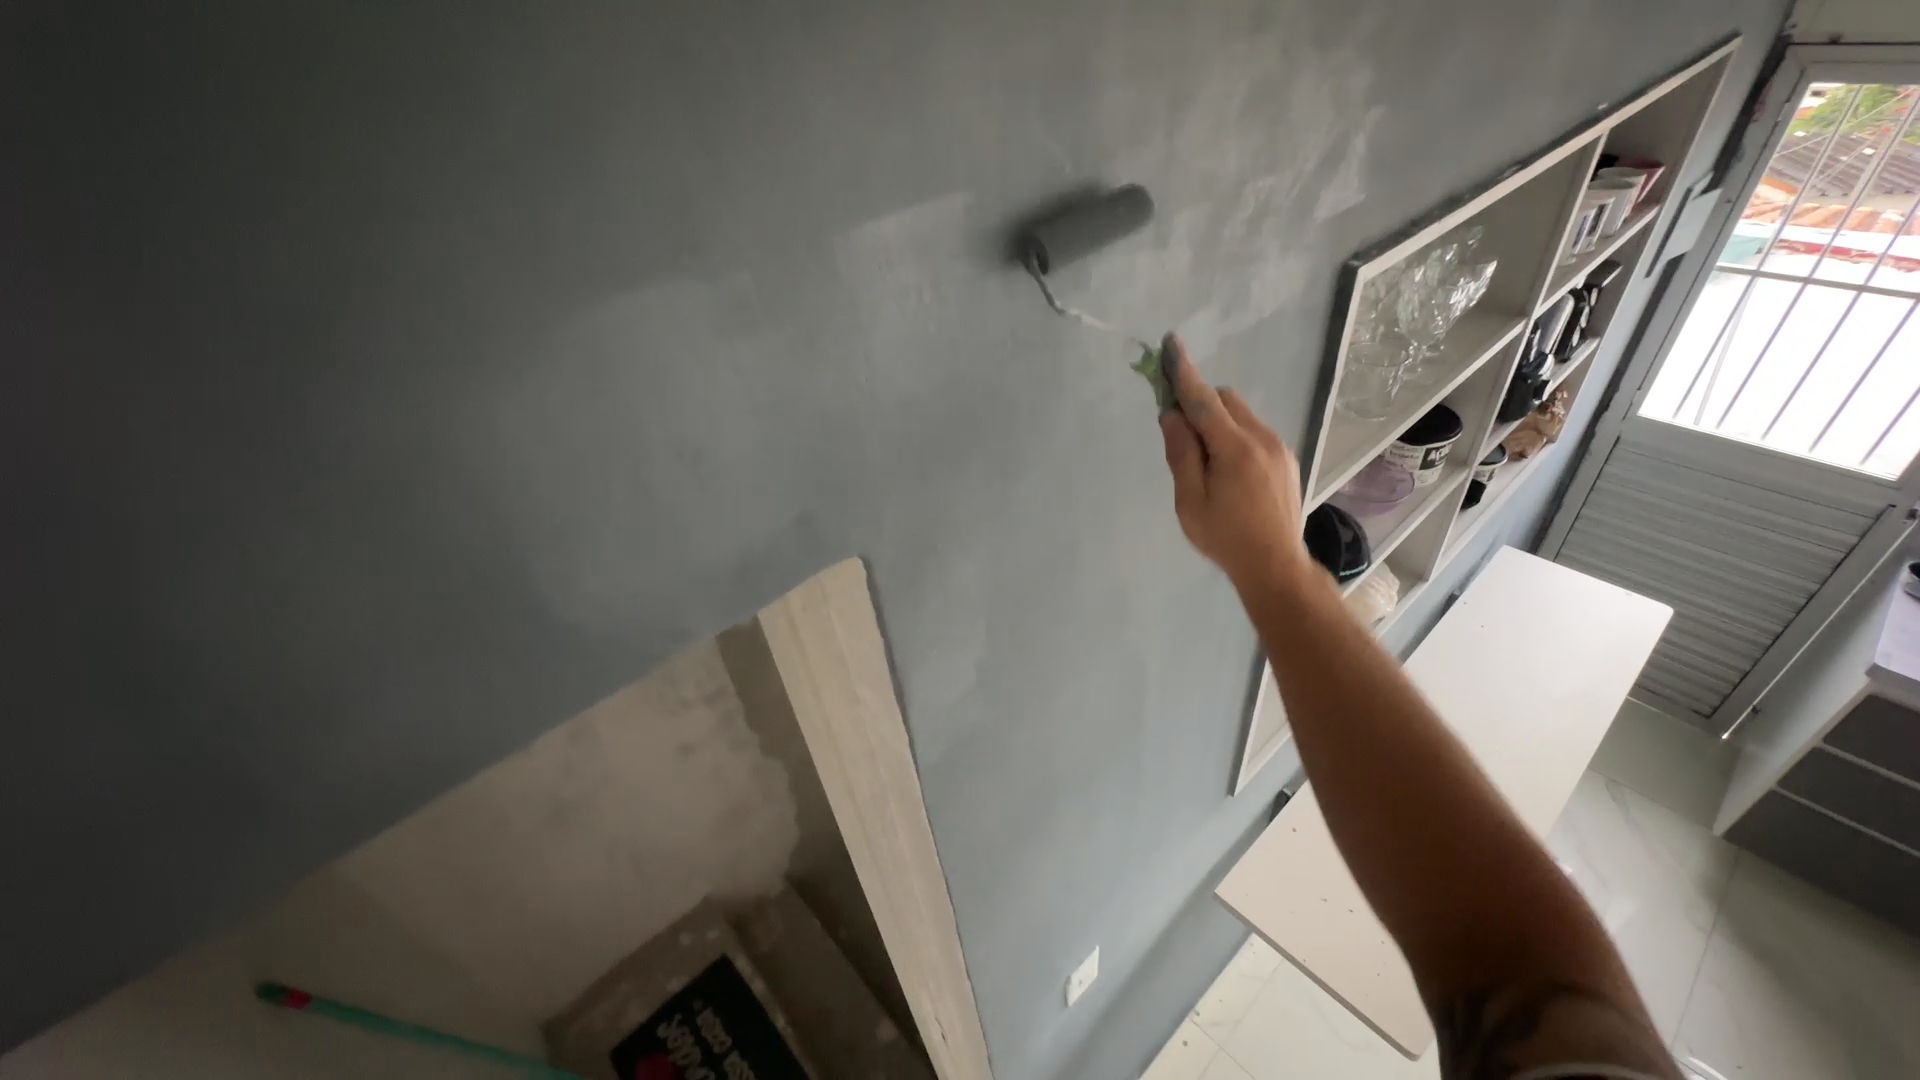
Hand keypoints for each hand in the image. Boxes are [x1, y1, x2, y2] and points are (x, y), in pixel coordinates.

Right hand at [1157, 334, 1316, 591]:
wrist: (1275, 565)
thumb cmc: (1225, 538)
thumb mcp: (1190, 501)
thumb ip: (1181, 454)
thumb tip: (1172, 416)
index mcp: (1235, 450)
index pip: (1204, 400)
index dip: (1184, 373)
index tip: (1171, 344)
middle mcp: (1263, 439)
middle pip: (1226, 400)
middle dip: (1200, 404)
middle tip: (1180, 433)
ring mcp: (1279, 448)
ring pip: (1242, 415)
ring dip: (1218, 422)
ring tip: (1205, 462)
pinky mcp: (1286, 459)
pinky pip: (1254, 432)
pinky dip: (1234, 436)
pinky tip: (1227, 471)